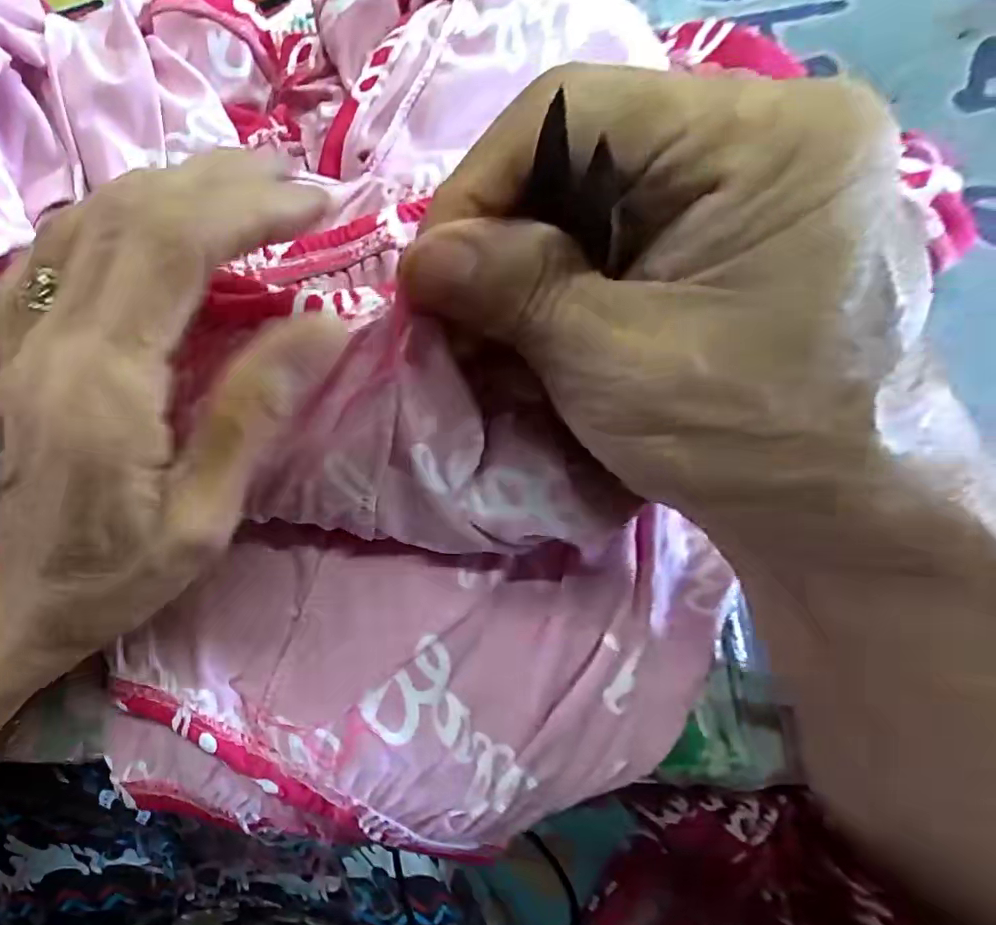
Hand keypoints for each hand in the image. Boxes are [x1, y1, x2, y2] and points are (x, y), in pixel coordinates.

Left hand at [0, 151, 345, 732]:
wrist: (24, 602)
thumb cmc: (113, 579)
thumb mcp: (200, 522)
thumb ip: (252, 416)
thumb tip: (329, 320)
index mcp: (103, 387)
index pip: (170, 248)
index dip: (248, 206)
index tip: (318, 205)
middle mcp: (50, 348)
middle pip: (126, 217)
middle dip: (215, 182)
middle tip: (287, 186)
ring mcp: (18, 348)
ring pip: (80, 225)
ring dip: (159, 191)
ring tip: (229, 193)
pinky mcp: (7, 358)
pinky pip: (40, 262)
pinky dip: (94, 224)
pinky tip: (134, 228)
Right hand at [399, 64, 983, 555]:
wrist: (826, 495)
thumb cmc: (739, 426)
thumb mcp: (610, 358)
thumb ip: (515, 292)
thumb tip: (417, 257)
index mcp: (756, 139)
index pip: (564, 109)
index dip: (475, 188)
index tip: (436, 278)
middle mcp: (746, 137)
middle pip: (556, 152)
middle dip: (485, 240)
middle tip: (457, 321)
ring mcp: (722, 186)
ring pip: (557, 199)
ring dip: (502, 272)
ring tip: (490, 341)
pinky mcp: (697, 234)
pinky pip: (581, 236)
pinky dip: (532, 288)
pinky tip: (526, 338)